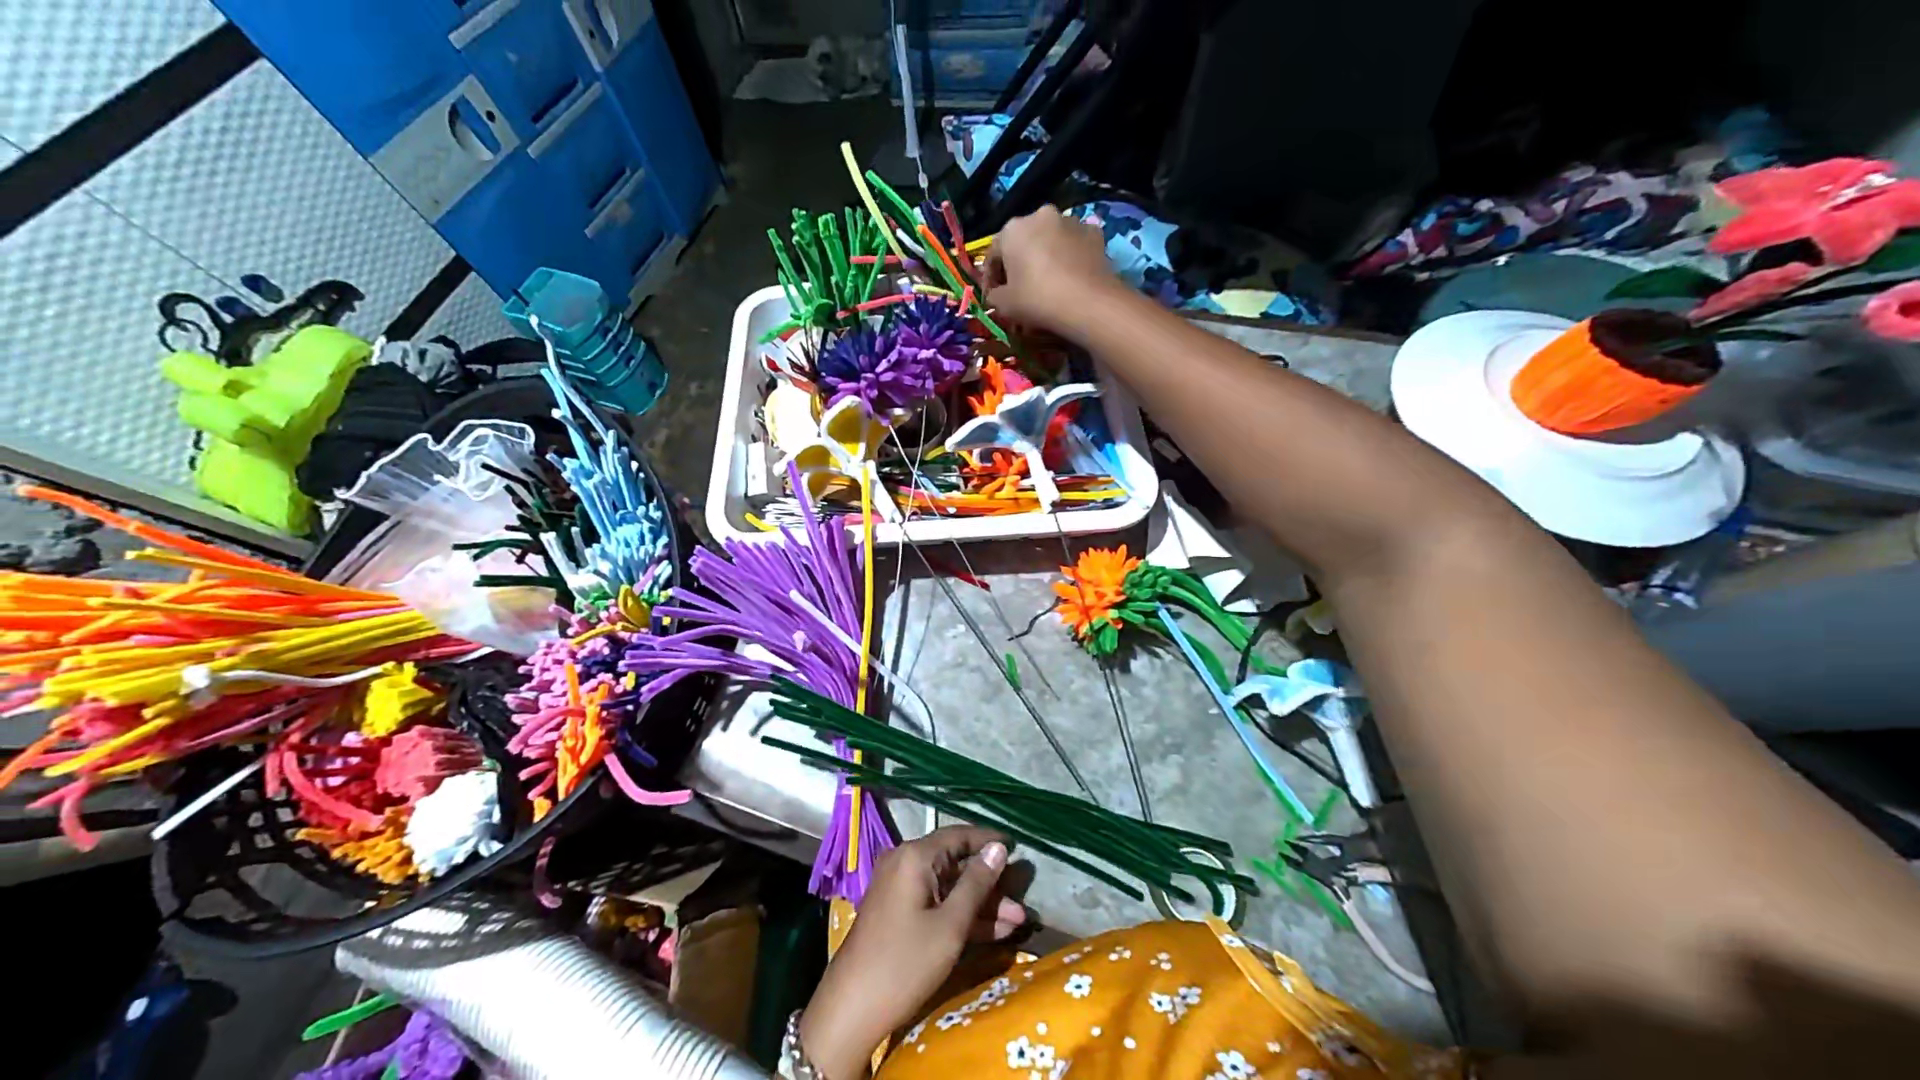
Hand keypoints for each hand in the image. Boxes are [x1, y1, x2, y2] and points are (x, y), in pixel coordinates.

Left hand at [799, 827, 1025, 1078]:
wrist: (852, 1009)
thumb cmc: (906, 962)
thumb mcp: (950, 924)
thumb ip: (977, 883)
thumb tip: (999, 848)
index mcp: (914, 856)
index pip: (959, 836)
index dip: (990, 842)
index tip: (1020, 851)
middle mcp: (904, 863)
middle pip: (956, 864)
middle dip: (991, 886)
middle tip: (1022, 905)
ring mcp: (899, 888)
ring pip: (948, 887)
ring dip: (981, 905)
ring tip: (1018, 923)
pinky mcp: (898, 912)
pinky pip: (936, 903)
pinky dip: (961, 915)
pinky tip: (994, 931)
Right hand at [985, 206, 1127, 334]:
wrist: (1089, 303)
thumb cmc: (1037, 300)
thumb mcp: (1004, 305)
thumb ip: (994, 295)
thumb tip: (996, 294)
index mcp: (1012, 229)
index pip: (994, 253)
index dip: (991, 277)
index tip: (993, 296)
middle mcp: (1040, 216)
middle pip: (1024, 240)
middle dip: (1020, 261)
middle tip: (1021, 286)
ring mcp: (1070, 221)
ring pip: (1051, 239)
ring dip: (1046, 255)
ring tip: (1049, 281)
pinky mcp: (1094, 233)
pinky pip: (1075, 244)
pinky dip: (1071, 256)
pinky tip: (1071, 276)